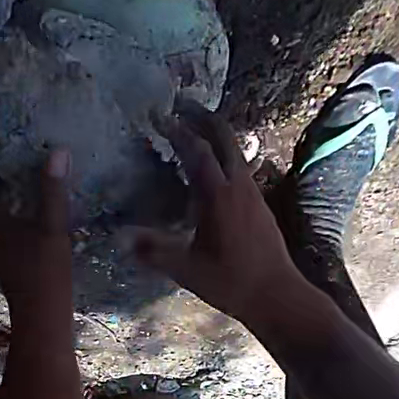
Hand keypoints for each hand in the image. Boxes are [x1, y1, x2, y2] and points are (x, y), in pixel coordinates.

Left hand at [0, 149, 75, 324]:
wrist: (42, 317)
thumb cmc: (43, 272)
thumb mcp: (51, 227)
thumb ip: (53, 191)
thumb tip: (58, 150)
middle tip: (7, 149)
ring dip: (4, 192)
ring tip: (22, 169)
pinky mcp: (11, 255)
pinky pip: (8, 223)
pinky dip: (16, 209)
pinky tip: (35, 203)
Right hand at [132, 118, 317, 332]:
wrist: (278, 295)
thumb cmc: (231, 282)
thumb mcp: (186, 268)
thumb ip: (153, 250)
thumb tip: (120, 238)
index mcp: (219, 196)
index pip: (197, 151)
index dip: (177, 130)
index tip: (159, 116)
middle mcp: (239, 186)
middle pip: (223, 138)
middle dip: (201, 117)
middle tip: (181, 104)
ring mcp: (253, 193)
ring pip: (234, 151)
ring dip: (214, 134)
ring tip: (193, 128)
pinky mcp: (259, 204)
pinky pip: (239, 167)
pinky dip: (222, 155)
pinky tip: (211, 168)